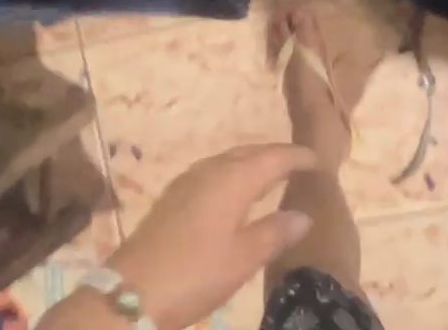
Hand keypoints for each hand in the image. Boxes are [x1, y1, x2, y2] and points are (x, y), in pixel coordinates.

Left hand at [104, 144, 317, 328]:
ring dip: (254, 163)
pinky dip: (233, 175)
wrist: (128, 294)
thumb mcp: (243, 258)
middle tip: (300, 166)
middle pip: (252, 152)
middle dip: (277, 155)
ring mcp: (189, 181)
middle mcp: (213, 170)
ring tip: (272, 177)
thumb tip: (304, 214)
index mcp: (235, 178)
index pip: (276, 157)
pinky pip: (214, 172)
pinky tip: (234, 194)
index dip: (300, 157)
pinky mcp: (173, 197)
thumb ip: (276, 232)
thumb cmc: (194, 274)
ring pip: (230, 160)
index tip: (320, 160)